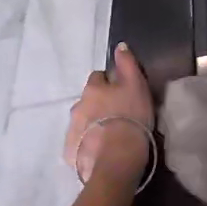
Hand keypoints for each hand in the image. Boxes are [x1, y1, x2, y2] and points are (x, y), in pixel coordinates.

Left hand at [66, 43, 153, 187]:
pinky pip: (79, 143)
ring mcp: (72, 129)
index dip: (110, 84)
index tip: (122, 93)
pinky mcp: (70, 152)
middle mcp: (77, 106)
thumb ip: (127, 64)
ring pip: (82, 120)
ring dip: (93, 124)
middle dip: (98, 104)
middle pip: (88, 100)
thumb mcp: (136, 85)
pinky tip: (100, 151)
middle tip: (117, 115)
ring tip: (109, 136)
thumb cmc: (130, 118)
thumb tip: (119, 45)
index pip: (98, 77)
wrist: (116, 160)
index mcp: (92, 89)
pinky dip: (87, 144)